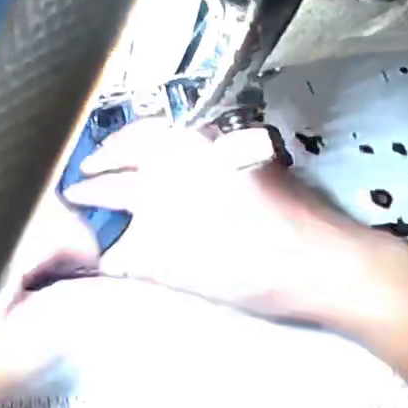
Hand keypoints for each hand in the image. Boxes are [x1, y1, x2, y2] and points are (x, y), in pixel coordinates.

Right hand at [63, 120, 395, 327]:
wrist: (336, 266)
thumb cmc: (259, 271)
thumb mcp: (193, 276)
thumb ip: (144, 263)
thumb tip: (107, 262)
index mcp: (175, 184)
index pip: (117, 184)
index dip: (90, 189)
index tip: (71, 193)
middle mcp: (194, 156)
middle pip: (138, 142)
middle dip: (109, 153)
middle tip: (91, 164)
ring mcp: (223, 150)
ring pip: (167, 132)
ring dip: (137, 139)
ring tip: (122, 151)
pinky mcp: (248, 155)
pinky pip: (194, 134)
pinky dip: (170, 139)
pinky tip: (169, 155)